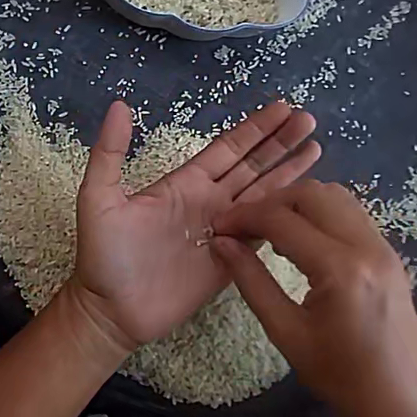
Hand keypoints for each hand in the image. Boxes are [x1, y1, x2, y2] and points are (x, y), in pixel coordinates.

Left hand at [64, 101, 319, 354]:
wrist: (111, 311)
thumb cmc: (104, 254)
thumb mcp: (99, 197)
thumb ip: (110, 152)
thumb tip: (119, 105)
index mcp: (185, 183)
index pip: (228, 148)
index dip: (255, 128)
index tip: (283, 108)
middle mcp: (210, 201)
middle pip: (253, 165)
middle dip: (280, 142)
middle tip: (309, 119)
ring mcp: (224, 231)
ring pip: (264, 195)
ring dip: (289, 172)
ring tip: (317, 148)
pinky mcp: (232, 261)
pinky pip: (263, 234)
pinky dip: (286, 217)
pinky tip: (308, 202)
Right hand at [212, 180, 416, 416]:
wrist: (407, 405)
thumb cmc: (343, 379)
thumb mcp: (287, 334)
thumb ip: (252, 281)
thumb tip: (221, 243)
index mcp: (340, 269)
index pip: (281, 220)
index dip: (243, 217)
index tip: (218, 227)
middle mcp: (365, 245)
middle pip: (310, 194)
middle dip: (269, 202)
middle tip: (241, 225)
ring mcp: (382, 245)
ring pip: (333, 195)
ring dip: (295, 202)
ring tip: (268, 228)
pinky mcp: (388, 252)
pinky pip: (349, 212)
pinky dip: (318, 212)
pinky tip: (299, 237)